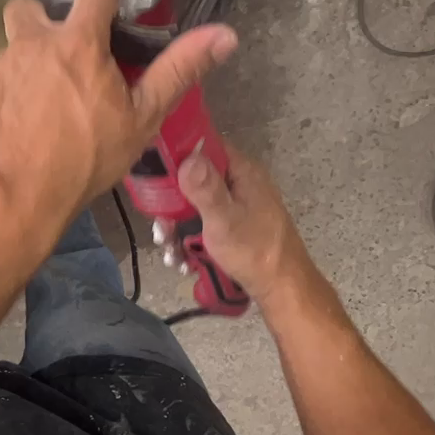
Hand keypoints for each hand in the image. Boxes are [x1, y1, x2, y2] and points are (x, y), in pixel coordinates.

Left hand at [0, 0, 238, 235]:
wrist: (15, 196)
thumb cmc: (83, 159)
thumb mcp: (141, 117)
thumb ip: (179, 70)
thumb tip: (224, 35)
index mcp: (77, 44)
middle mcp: (32, 45)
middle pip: (31, 7)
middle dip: (46, 16)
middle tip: (66, 48)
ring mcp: (0, 68)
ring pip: (15, 49)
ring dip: (33, 63)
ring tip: (49, 100)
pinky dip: (14, 92)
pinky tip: (26, 123)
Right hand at [177, 140, 307, 302]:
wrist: (282, 289)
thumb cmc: (255, 252)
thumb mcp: (224, 220)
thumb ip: (205, 189)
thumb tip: (187, 156)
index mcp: (241, 172)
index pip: (204, 146)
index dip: (176, 156)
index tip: (152, 175)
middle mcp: (238, 184)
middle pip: (192, 180)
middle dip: (171, 207)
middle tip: (162, 230)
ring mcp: (235, 206)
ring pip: (193, 207)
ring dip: (177, 231)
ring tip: (171, 253)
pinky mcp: (232, 227)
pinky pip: (201, 226)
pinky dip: (190, 242)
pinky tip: (184, 261)